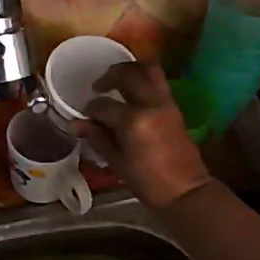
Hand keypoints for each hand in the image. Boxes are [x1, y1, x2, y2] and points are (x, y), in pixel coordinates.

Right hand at [73, 60, 212, 207]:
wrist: (184, 190)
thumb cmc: (146, 180)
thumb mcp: (115, 160)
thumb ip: (96, 136)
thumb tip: (75, 123)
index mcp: (133, 120)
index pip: (103, 105)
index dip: (90, 109)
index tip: (84, 116)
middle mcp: (151, 105)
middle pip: (129, 74)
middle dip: (110, 75)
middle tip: (98, 86)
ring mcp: (166, 103)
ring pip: (149, 70)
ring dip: (131, 69)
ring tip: (117, 80)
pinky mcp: (174, 107)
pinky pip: (158, 83)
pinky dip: (143, 80)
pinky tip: (131, 93)